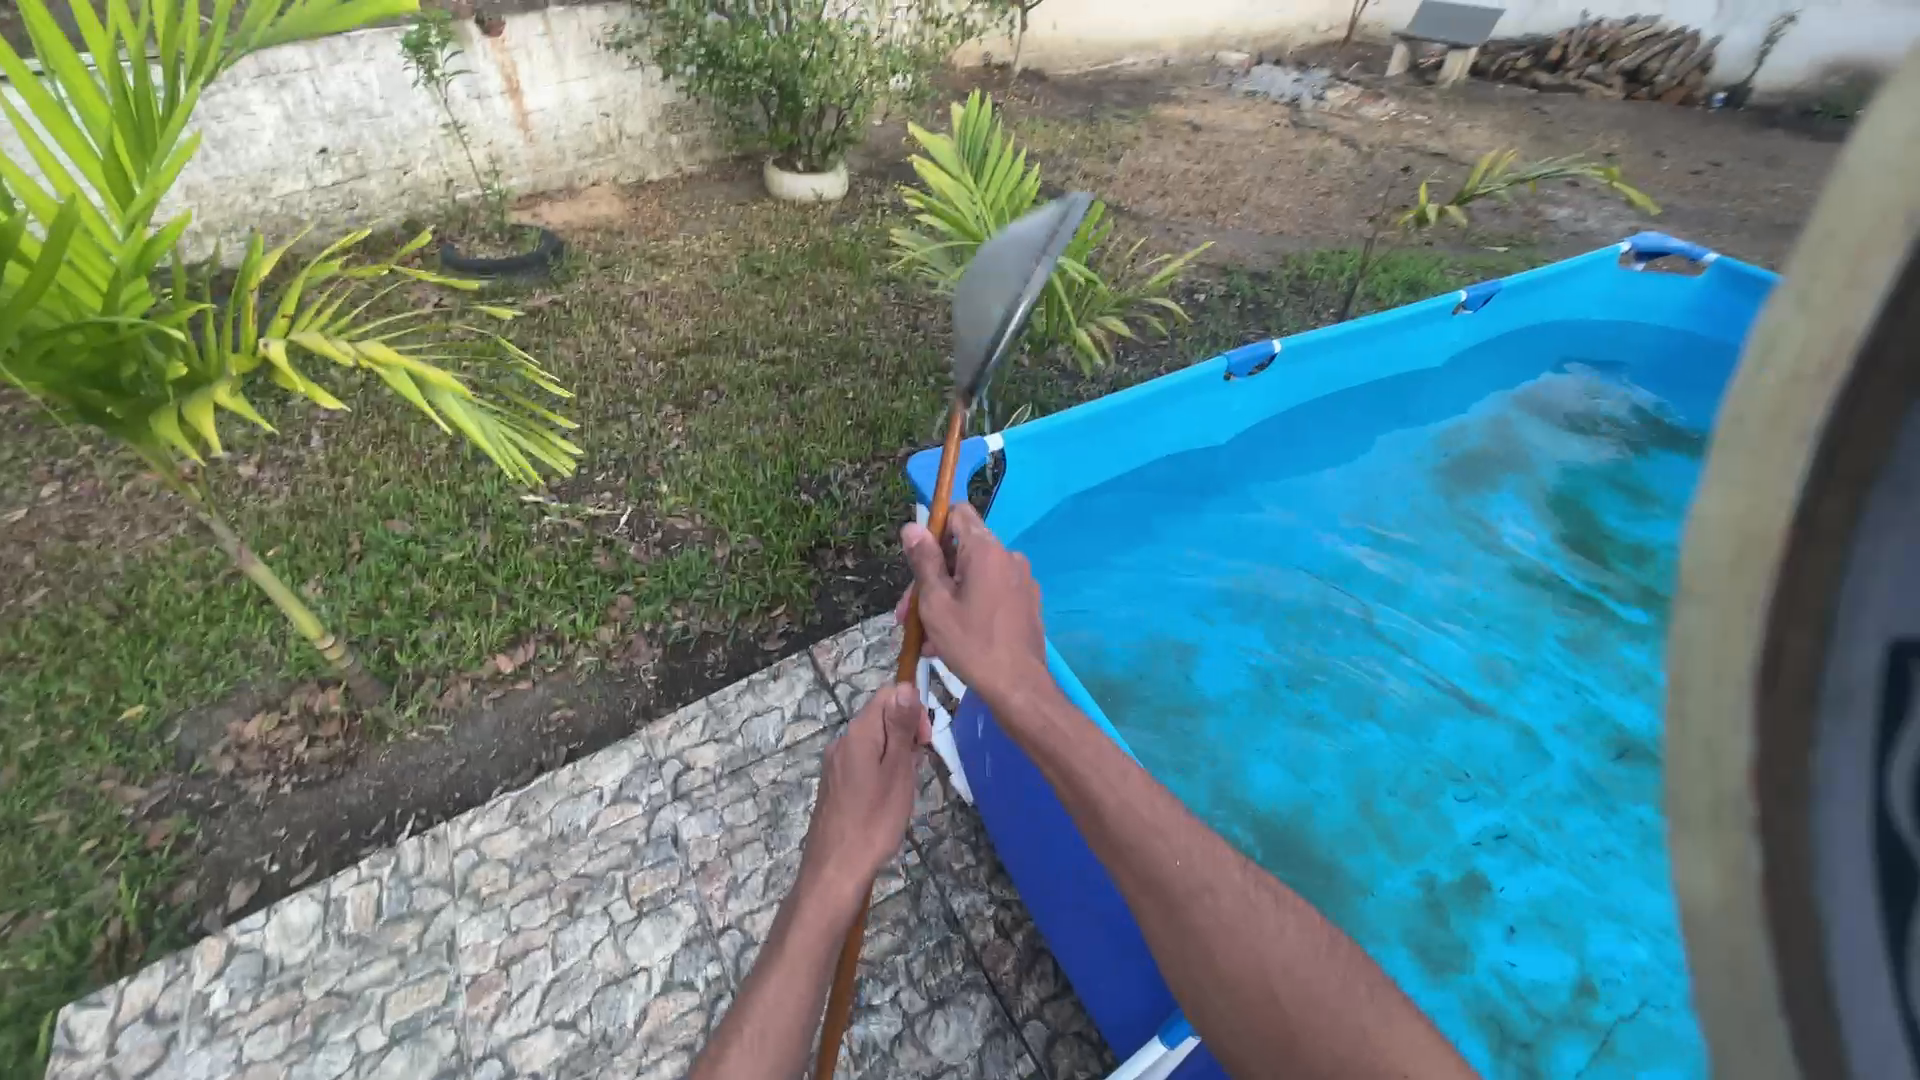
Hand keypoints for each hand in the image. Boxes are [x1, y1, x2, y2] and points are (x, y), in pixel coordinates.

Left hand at [801, 682, 928, 895]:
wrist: (836, 869)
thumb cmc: (875, 820)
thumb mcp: (897, 770)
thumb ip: (900, 726)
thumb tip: (905, 685)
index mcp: (859, 732)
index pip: (889, 694)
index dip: (913, 709)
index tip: (925, 741)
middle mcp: (843, 741)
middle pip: (881, 716)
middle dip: (906, 732)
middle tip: (918, 766)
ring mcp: (836, 762)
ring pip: (874, 741)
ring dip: (896, 753)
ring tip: (905, 785)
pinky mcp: (835, 782)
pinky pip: (864, 760)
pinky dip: (882, 768)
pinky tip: (889, 796)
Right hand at [899, 502, 1052, 713]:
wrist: (1018, 686)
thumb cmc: (971, 643)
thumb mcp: (936, 603)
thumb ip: (924, 561)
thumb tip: (913, 526)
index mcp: (986, 549)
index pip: (958, 513)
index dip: (934, 530)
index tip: (919, 561)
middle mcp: (1008, 556)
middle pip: (962, 551)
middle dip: (933, 578)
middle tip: (907, 614)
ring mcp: (1021, 579)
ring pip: (974, 577)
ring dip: (947, 599)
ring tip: (926, 637)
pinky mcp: (1027, 601)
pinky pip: (991, 593)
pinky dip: (969, 607)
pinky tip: (951, 640)